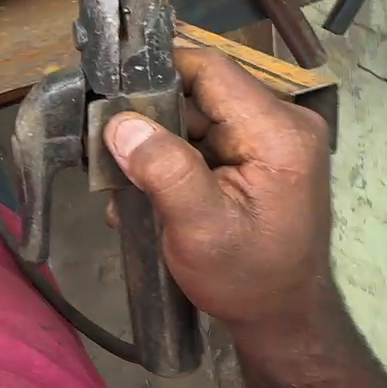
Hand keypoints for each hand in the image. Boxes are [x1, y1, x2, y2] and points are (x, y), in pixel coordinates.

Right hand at [102, 47, 339, 347]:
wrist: (281, 318)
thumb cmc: (246, 277)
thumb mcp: (200, 228)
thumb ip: (165, 170)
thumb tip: (120, 123)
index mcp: (277, 132)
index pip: (209, 69)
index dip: (155, 71)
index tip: (106, 89)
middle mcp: (279, 122)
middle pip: (197, 90)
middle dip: (147, 114)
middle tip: (105, 146)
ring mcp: (267, 138)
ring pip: (191, 112)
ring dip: (152, 140)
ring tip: (121, 176)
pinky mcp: (253, 153)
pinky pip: (198, 135)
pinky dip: (166, 155)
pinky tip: (144, 187)